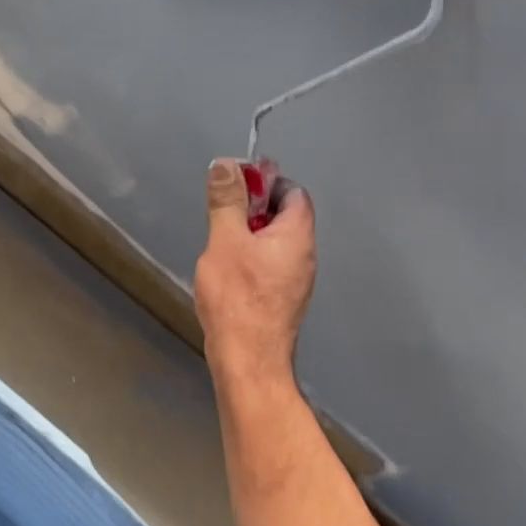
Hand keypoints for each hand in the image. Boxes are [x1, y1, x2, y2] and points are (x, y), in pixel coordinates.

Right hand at [196, 158, 316, 382]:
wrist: (248, 360)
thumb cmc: (237, 297)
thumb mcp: (225, 240)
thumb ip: (227, 201)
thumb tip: (226, 165)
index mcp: (298, 235)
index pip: (293, 192)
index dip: (266, 182)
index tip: (236, 187)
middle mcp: (305, 256)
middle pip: (285, 217)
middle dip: (252, 210)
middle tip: (222, 218)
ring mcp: (296, 282)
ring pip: (274, 244)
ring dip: (248, 238)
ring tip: (220, 247)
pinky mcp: (283, 302)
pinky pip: (269, 268)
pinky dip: (250, 262)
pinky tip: (226, 275)